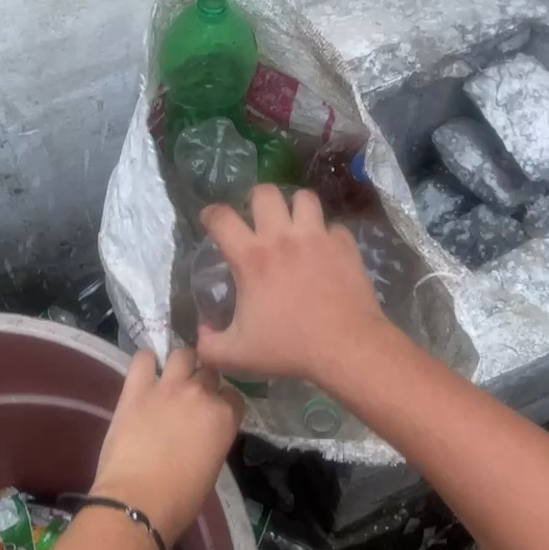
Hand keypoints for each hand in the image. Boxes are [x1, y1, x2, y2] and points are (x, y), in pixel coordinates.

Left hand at [90, 348, 243, 543]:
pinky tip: (146, 371)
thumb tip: (203, 431)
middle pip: (209, 371)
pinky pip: (143, 359)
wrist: (138, 501)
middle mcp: (201, 394)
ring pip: (182, 355)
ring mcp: (168, 387)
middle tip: (193, 396)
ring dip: (182, 363)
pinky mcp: (137, 388)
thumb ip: (213, 438)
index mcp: (224, 417)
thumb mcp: (211, 467)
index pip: (233, 395)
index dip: (224, 402)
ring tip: (173, 376)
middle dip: (204, 381)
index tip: (216, 411)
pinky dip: (146, 361)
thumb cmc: (180, 499)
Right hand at [195, 185, 400, 386]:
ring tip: (294, 223)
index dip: (211, 213)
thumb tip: (202, 332)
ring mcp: (317, 238)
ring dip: (295, 207)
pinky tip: (324, 251)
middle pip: (265, 193)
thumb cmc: (289, 348)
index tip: (210, 219)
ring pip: (304, 198)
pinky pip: (333, 227)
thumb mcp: (237, 356)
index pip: (222, 218)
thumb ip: (209, 345)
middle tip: (256, 218)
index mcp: (252, 258)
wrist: (346, 347)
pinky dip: (327, 235)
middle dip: (256, 199)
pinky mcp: (344, 246)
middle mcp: (282, 238)